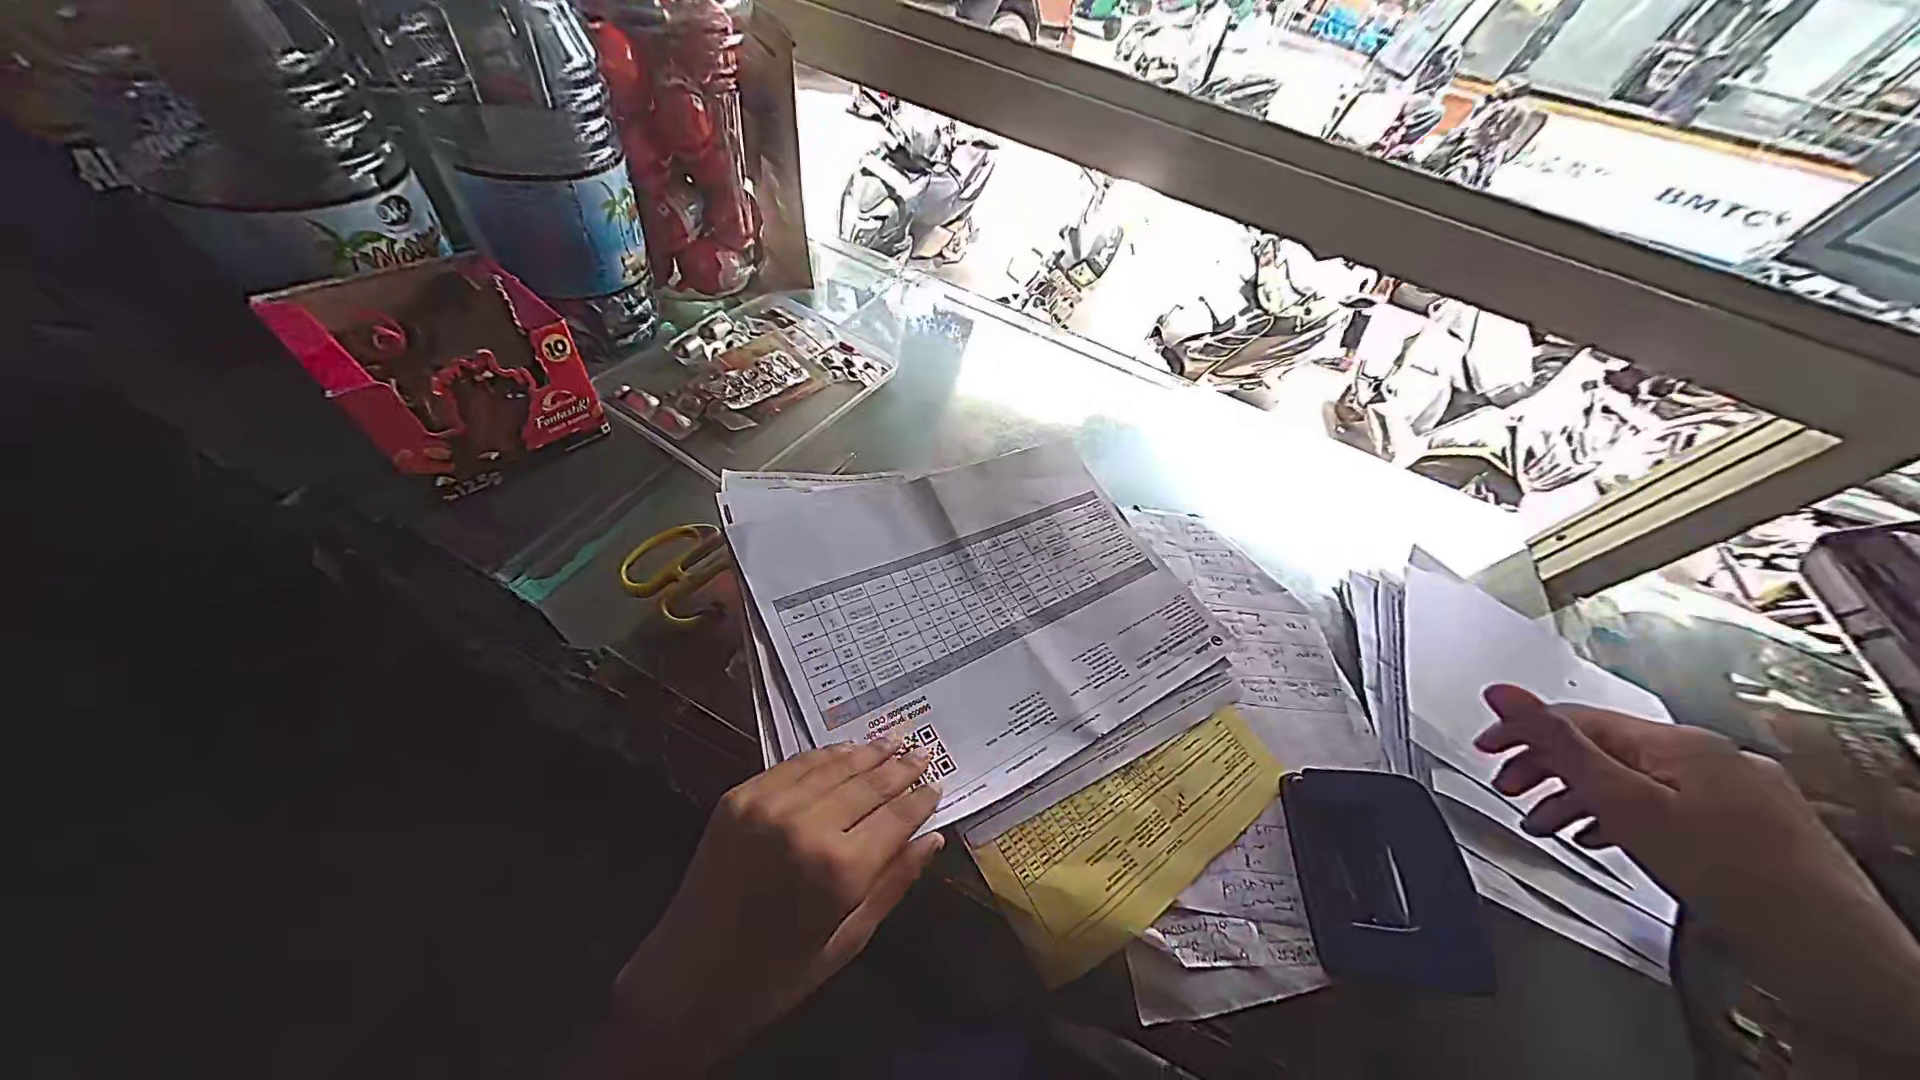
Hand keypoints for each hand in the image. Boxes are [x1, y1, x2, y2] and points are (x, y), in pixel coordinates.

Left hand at [607, 738, 942, 1075]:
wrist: (687, 978)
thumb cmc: (777, 973)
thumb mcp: (847, 940)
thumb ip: (894, 883)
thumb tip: (934, 838)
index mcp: (840, 869)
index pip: (898, 815)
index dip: (921, 797)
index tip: (937, 783)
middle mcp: (807, 826)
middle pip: (869, 783)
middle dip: (900, 767)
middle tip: (922, 751)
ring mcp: (770, 805)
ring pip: (834, 765)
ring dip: (867, 752)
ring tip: (890, 741)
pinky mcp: (740, 796)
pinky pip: (794, 764)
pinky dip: (825, 755)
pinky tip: (844, 751)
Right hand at [1476, 685, 1919, 1054]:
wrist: (1839, 961)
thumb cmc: (1738, 883)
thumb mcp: (1623, 803)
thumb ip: (1557, 742)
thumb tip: (1504, 693)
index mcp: (1682, 744)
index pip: (1576, 719)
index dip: (1521, 733)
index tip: (1487, 747)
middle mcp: (1713, 758)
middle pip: (1603, 748)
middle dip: (1546, 768)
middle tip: (1508, 786)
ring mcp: (1735, 793)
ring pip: (1631, 779)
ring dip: (1578, 798)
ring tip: (1543, 822)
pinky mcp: (1745, 826)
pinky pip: (1661, 805)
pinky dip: (1620, 817)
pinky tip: (1603, 837)